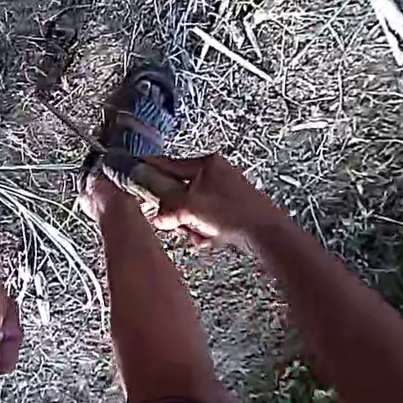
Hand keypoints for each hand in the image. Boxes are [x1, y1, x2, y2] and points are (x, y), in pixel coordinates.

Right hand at [145, 154, 290, 252]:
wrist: (266, 235)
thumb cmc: (234, 214)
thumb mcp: (190, 208)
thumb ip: (166, 208)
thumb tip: (155, 211)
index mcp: (207, 164)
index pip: (170, 165)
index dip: (151, 170)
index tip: (136, 169)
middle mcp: (217, 174)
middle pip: (181, 190)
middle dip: (177, 210)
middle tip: (176, 221)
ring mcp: (226, 191)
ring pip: (193, 207)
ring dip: (191, 223)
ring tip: (199, 232)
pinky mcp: (233, 208)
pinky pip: (207, 217)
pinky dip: (205, 229)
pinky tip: (209, 238)